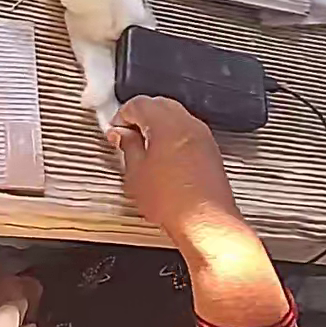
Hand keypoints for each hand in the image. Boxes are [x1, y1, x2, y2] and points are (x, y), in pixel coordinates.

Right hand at [107, 97, 245, 248]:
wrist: (205, 222)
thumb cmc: (174, 202)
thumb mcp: (136, 173)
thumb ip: (127, 147)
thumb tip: (122, 136)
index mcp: (167, 124)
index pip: (139, 103)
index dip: (122, 115)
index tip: (115, 129)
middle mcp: (188, 125)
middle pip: (159, 104)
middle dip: (140, 116)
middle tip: (126, 135)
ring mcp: (202, 136)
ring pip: (176, 116)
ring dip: (157, 125)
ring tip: (143, 148)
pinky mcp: (210, 151)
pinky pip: (187, 132)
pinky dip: (173, 136)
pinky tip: (162, 158)